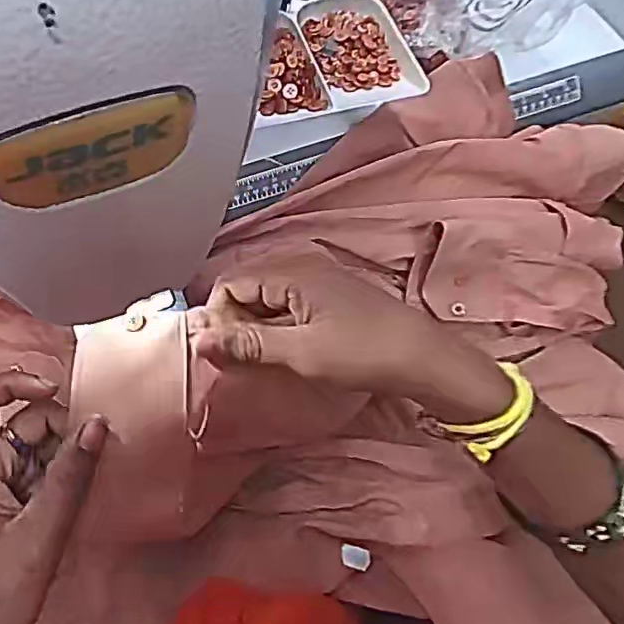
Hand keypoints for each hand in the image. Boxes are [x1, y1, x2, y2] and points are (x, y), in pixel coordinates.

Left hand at [0, 371, 107, 623]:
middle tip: (96, 449)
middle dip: (59, 426)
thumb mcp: (41, 532)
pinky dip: (67, 473)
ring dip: (68, 452)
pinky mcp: (16, 507)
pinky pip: (43, 472)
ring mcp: (1, 487)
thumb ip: (71, 476)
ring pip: (37, 447)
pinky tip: (88, 488)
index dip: (11, 382)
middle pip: (20, 421)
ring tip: (97, 470)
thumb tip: (98, 423)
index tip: (54, 391)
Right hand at [188, 264, 514, 421]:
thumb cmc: (362, 352)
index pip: (229, 284)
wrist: (424, 358)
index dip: (218, 318)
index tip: (223, 352)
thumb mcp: (299, 352)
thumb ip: (246, 344)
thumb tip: (199, 341)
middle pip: (244, 287)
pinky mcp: (326, 294)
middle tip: (238, 358)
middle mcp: (299, 265)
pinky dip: (274, 325)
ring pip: (263, 297)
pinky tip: (282, 349)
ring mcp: (315, 278)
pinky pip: (284, 303)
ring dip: (253, 326)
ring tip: (260, 357)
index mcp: (290, 270)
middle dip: (234, 321)